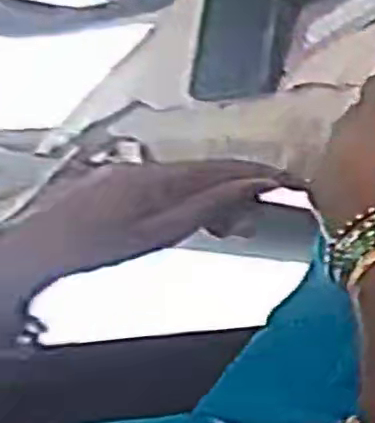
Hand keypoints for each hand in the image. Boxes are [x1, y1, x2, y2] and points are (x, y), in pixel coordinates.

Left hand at [0, 160, 281, 292]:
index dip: (269, 175)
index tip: (299, 184)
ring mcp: (128, 173)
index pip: (232, 167)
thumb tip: (261, 183)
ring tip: (224, 229)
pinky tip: (194, 221)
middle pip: (214, 173)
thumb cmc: (95, 247)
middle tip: (255, 221)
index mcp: (163, 176)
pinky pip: (171, 185)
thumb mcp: (169, 229)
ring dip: (218, 201)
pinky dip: (193, 200)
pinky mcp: (116, 183)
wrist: (27, 255)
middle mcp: (146, 167)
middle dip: (243, 194)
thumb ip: (218, 203)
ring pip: (193, 180)